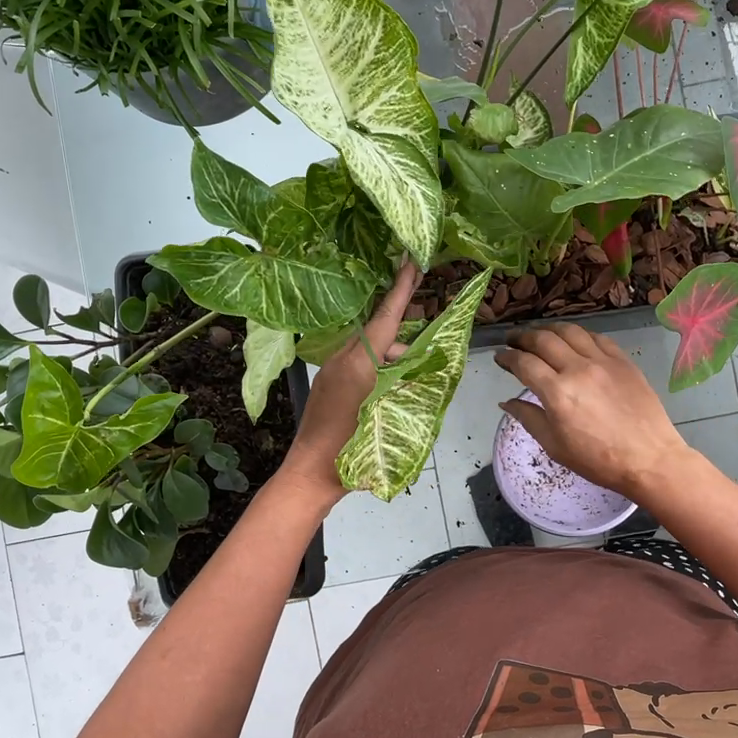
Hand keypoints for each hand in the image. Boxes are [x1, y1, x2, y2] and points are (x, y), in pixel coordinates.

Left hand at [277, 259, 420, 502]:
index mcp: (359, 363)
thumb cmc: (351, 452)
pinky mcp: (327, 386)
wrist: (309, 477)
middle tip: (427, 348)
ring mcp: (331, 373)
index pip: (385, 317)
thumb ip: (407, 386)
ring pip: (370, 353)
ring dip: (392, 361)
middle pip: (380, 334)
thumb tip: (420, 367)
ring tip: (411, 385)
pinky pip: (358, 366)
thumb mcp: (390, 416)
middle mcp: (342, 360)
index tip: (410, 261)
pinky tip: (390, 392)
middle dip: (404, 338)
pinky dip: (378, 371)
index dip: (400, 289)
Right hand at [493, 323, 693, 496]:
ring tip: (539, 333)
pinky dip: (578, 334)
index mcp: (557, 393)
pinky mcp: (623, 361)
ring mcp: (603, 361)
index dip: (507, 357)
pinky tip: (572, 339)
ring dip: (549, 329)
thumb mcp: (555, 446)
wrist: (649, 459)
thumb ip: (529, 418)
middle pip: (543, 340)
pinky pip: (596, 337)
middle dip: (522, 337)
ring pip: (570, 331)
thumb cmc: (598, 460)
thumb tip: (507, 402)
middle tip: (512, 340)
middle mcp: (578, 369)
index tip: (499, 357)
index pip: (524, 363)